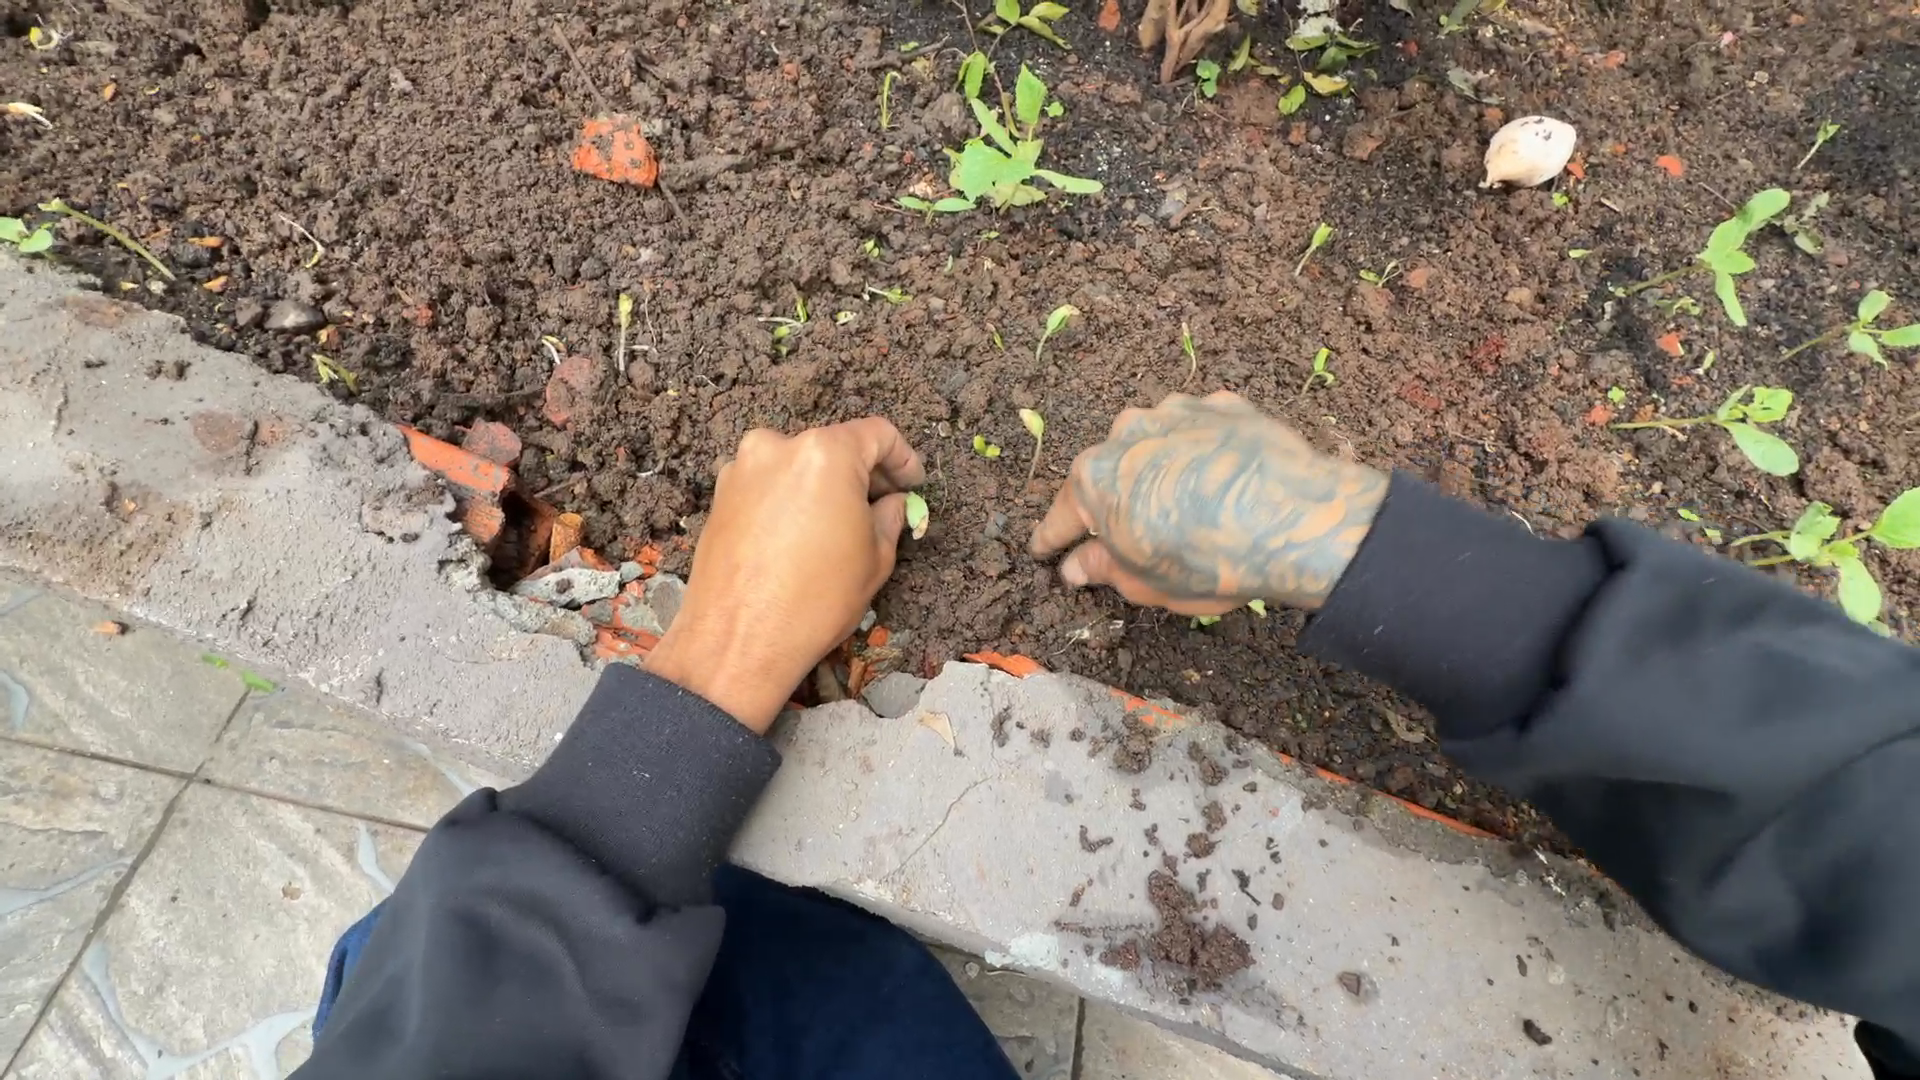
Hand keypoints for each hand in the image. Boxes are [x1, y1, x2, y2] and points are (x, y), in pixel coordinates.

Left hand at [645, 418, 924, 732]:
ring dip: (825, 486)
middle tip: (884, 506)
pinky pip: (770, 485)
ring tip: (841, 526)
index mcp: (825, 454)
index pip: (877, 434)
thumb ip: (890, 516)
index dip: (904, 457)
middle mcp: (777, 446)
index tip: (913, 482)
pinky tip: (803, 536)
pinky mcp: (719, 495)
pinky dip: (793, 499)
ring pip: (800, 466)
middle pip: (835, 446)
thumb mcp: (876, 558)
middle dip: (864, 473)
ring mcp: (742, 469)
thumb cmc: (816, 600)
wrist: (737, 642)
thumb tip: (891, 501)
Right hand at [1028, 392, 1385, 614]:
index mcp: (1094, 480)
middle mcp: (1123, 434)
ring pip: (1149, 446)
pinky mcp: (1220, 405)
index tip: (1042, 550)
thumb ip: (1101, 569)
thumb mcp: (1143, 582)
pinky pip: (1195, 431)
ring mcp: (1173, 412)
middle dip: (1110, 503)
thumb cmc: (1207, 560)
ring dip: (1153, 471)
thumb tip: (1075, 567)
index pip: (1061, 517)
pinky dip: (1197, 452)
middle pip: (1106, 475)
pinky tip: (1217, 477)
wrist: (1296, 521)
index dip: (1050, 539)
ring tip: (1181, 504)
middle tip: (1126, 533)